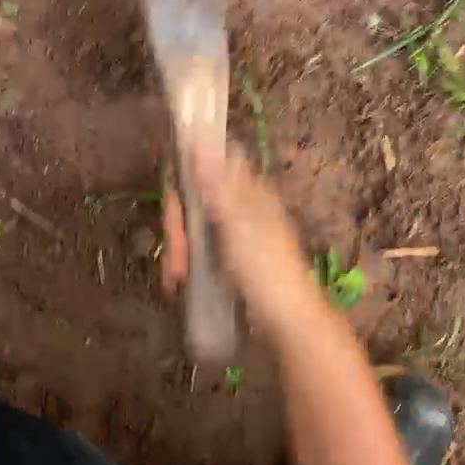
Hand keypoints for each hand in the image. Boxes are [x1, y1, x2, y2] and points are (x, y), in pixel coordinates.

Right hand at [161, 141, 324, 334]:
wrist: (289, 325)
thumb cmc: (267, 271)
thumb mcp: (237, 225)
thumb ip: (215, 184)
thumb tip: (198, 139)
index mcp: (248, 194)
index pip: (211, 166)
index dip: (187, 176)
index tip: (175, 198)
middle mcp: (240, 209)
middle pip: (195, 199)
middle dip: (179, 226)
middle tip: (176, 256)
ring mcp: (234, 235)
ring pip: (193, 227)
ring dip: (179, 249)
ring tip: (175, 276)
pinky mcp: (228, 260)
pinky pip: (198, 250)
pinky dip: (185, 262)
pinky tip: (179, 280)